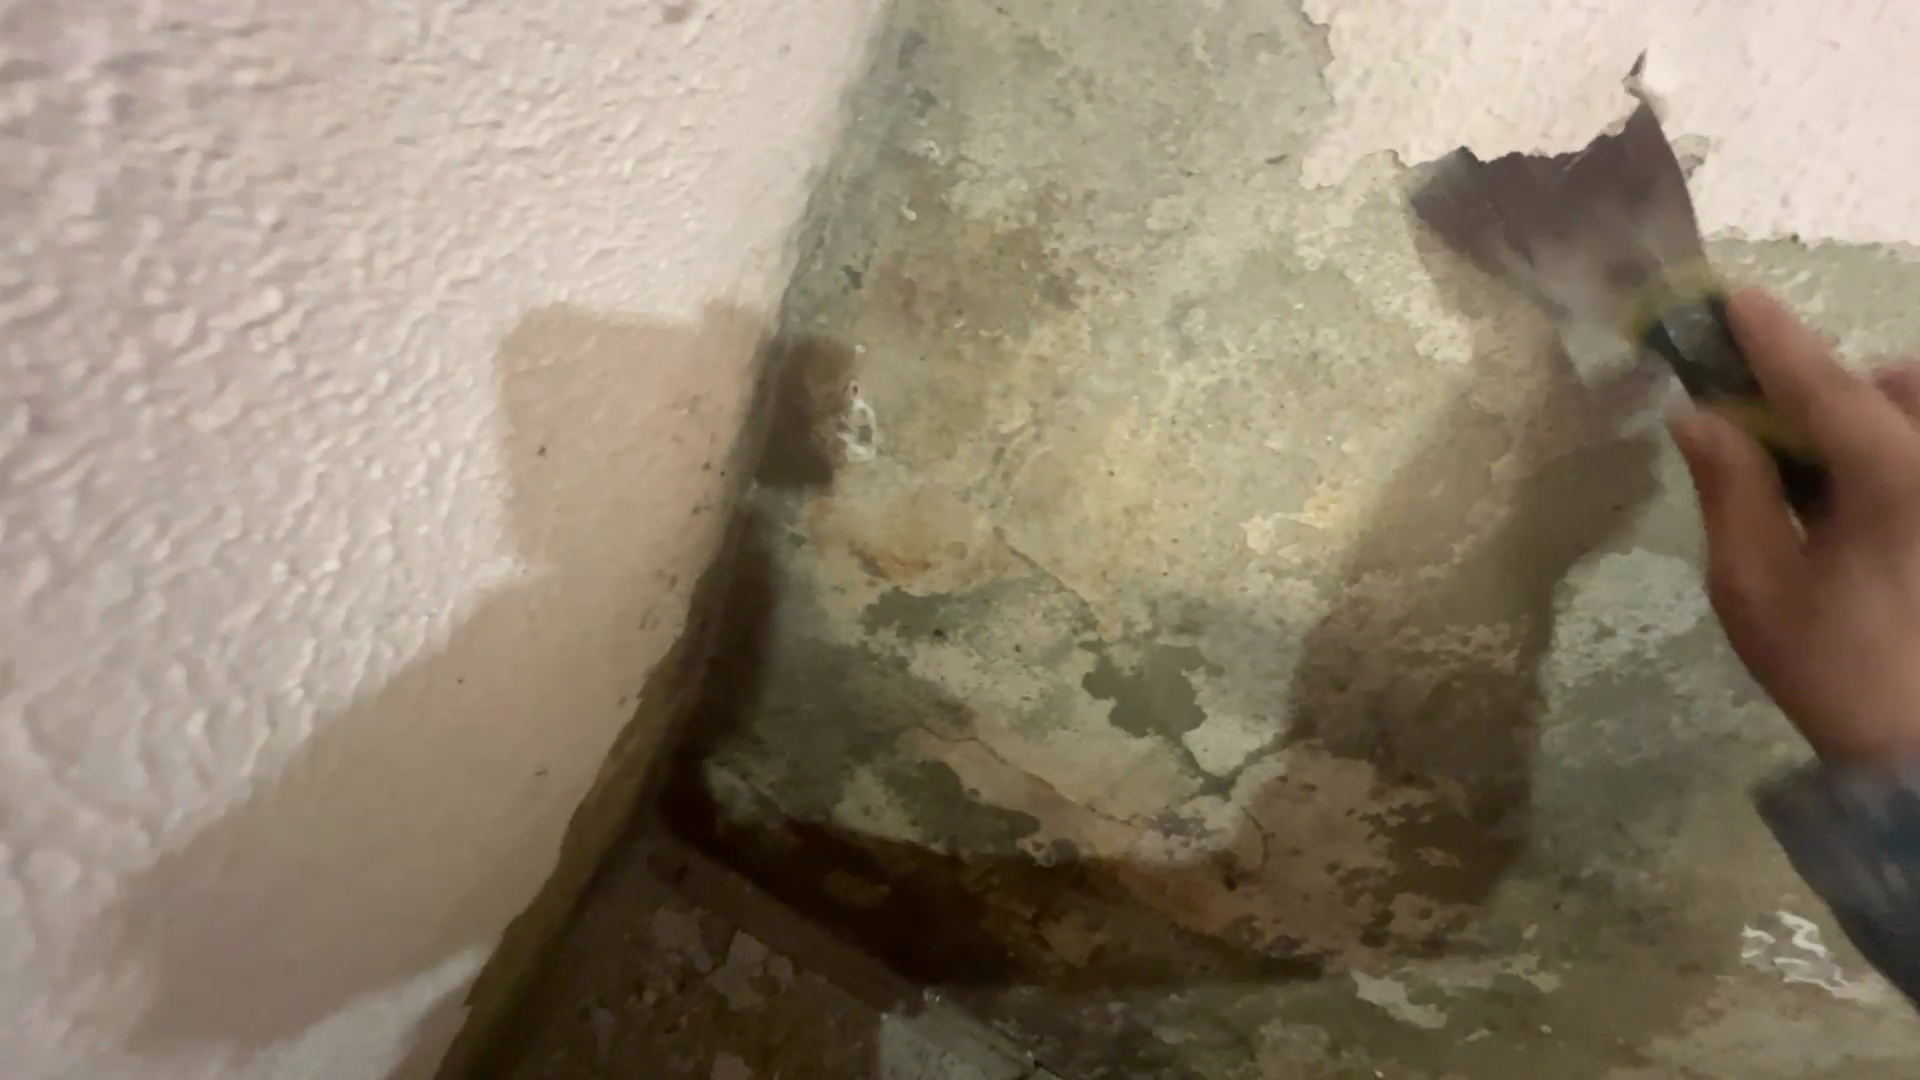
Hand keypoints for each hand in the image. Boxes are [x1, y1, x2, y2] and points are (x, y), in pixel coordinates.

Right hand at [1669, 289, 1919, 766]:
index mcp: (1898, 488)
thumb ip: (1731, 489)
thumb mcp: (1750, 580)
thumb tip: (1699, 418)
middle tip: (1778, 439)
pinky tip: (1861, 509)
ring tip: (1826, 482)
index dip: (1775, 341)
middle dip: (1837, 391)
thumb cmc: (1825, 660)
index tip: (1735, 299)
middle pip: (1901, 387)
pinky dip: (1888, 454)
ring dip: (1872, 421)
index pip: (1828, 391)